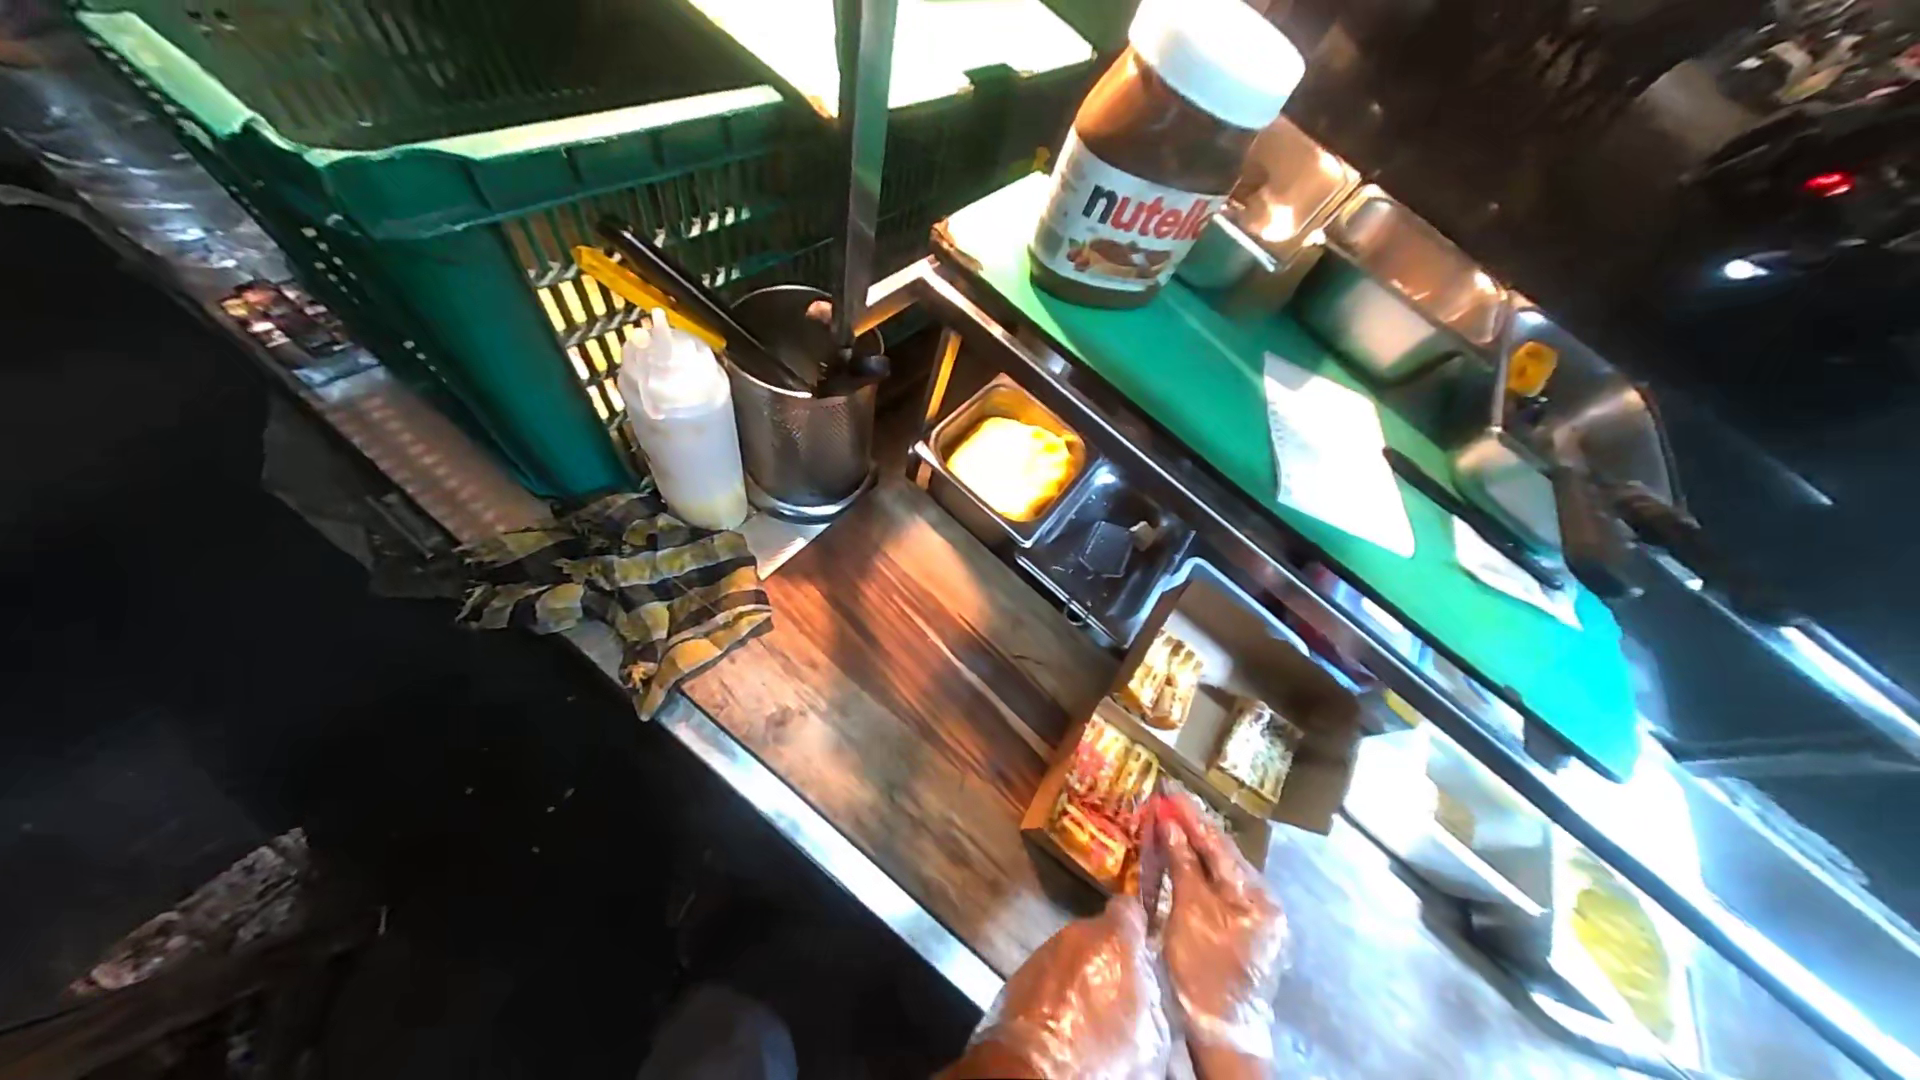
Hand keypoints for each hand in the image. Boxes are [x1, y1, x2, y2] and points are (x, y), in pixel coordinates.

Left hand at [943, 898, 1169, 1079]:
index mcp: (1113, 939)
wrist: (1035, 1069)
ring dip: (1084, 970)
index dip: (1137, 925)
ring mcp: (1047, 947)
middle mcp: (1077, 933)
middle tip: (1120, 990)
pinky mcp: (1023, 968)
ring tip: (1090, 1008)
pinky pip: (1052, 968)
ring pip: (1074, 950)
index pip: (1129, 908)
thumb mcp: (1149, 1031)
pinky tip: (1064, 1015)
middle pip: (1100, 931)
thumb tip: (1150, 980)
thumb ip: (1152, 991)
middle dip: (1110, 954)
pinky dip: (1060, 983)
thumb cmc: (1101, 1052)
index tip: (1142, 946)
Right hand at [1156, 793, 1287, 1073]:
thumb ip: (1184, 864)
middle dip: (1192, 827)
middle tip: (1166, 801)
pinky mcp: (1243, 929)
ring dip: (1193, 846)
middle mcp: (1263, 901)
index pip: (1219, 844)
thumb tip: (1172, 824)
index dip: (1191, 816)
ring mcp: (1255, 917)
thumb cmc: (1204, 969)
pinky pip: (1218, 886)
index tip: (1170, 790)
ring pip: (1220, 869)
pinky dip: (1197, 869)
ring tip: (1170, 821)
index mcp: (1257, 895)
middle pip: (1223, 854)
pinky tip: (1181, 857)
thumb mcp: (1189, 911)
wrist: (1219, 1032)